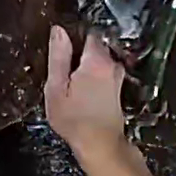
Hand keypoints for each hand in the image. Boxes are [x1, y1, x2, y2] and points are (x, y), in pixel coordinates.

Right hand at [45, 25, 130, 161]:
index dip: (73, 37)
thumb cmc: (74, 118)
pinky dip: (92, 76)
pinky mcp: (118, 89)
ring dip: (85, 66)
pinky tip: (80, 91)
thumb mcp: (56, 87)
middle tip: (62, 69)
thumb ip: (58, 57)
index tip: (60, 49)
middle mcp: (113, 64)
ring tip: (70, 81)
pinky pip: (103, 73)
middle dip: (79, 52)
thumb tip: (58, 30)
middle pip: (94, 46)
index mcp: (97, 60)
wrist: (100, 145)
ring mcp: (118, 77)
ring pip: (99, 61)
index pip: (88, 33)